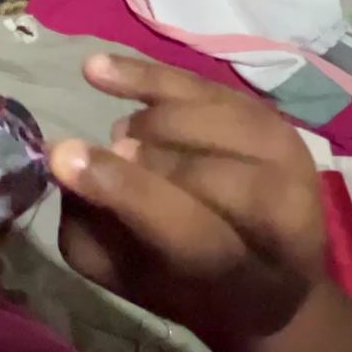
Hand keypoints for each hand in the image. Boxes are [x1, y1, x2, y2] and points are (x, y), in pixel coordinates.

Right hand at [49, 54, 327, 351]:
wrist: (267, 279)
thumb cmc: (181, 282)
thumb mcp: (124, 274)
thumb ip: (91, 228)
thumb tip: (66, 166)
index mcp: (242, 276)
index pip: (188, 230)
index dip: (126, 190)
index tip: (62, 156)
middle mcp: (285, 222)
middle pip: (210, 176)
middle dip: (147, 158)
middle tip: (113, 152)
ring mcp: (289, 165)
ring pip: (213, 122)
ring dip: (154, 122)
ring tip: (124, 134)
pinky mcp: (274, 122)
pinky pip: (208, 88)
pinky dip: (147, 77)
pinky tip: (97, 69)